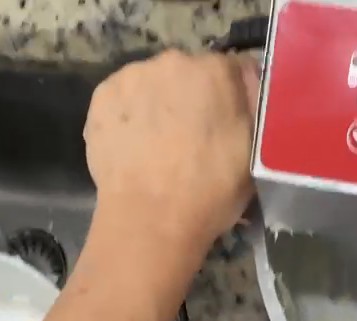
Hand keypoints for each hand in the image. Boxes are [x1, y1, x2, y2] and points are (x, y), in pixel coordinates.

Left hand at [85, 51, 259, 256]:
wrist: (150, 221)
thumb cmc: (210, 194)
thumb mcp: (254, 159)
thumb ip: (254, 118)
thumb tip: (247, 98)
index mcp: (218, 72)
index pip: (232, 74)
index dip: (231, 102)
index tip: (227, 130)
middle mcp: (175, 61)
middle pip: (188, 76)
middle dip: (192, 103)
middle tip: (191, 145)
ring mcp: (133, 76)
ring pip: (152, 87)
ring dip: (158, 109)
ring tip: (158, 152)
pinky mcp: (102, 97)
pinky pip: (122, 102)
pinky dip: (128, 120)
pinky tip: (133, 150)